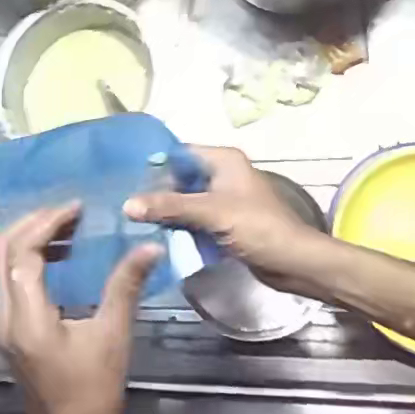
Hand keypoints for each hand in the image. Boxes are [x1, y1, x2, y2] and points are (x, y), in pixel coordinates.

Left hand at [0, 202, 162, 413]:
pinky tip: (64, 258)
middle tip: (69, 210)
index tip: (77, 207)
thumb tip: (150, 245)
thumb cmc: (94, 389)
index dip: (47, 224)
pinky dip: (33, 260)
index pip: (23, 255)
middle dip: (33, 225)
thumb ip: (126, 286)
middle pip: (3, 254)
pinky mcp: (12, 332)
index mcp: (27, 319)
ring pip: (4, 267)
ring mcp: (4, 327)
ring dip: (31, 241)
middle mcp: (6, 318)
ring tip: (69, 226)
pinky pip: (13, 283)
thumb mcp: (114, 334)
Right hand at [124, 146, 335, 296]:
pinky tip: (156, 235)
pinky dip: (180, 226)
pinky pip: (196, 219)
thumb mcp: (212, 213)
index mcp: (224, 160)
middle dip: (156, 191)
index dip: (154, 164)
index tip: (121, 178)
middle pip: (181, 177)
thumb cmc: (257, 227)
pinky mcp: (226, 223)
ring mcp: (226, 199)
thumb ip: (170, 206)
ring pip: (187, 200)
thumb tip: (127, 204)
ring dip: (166, 211)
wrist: (293, 261)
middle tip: (121, 204)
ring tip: (131, 220)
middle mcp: (224, 174)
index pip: (180, 153)